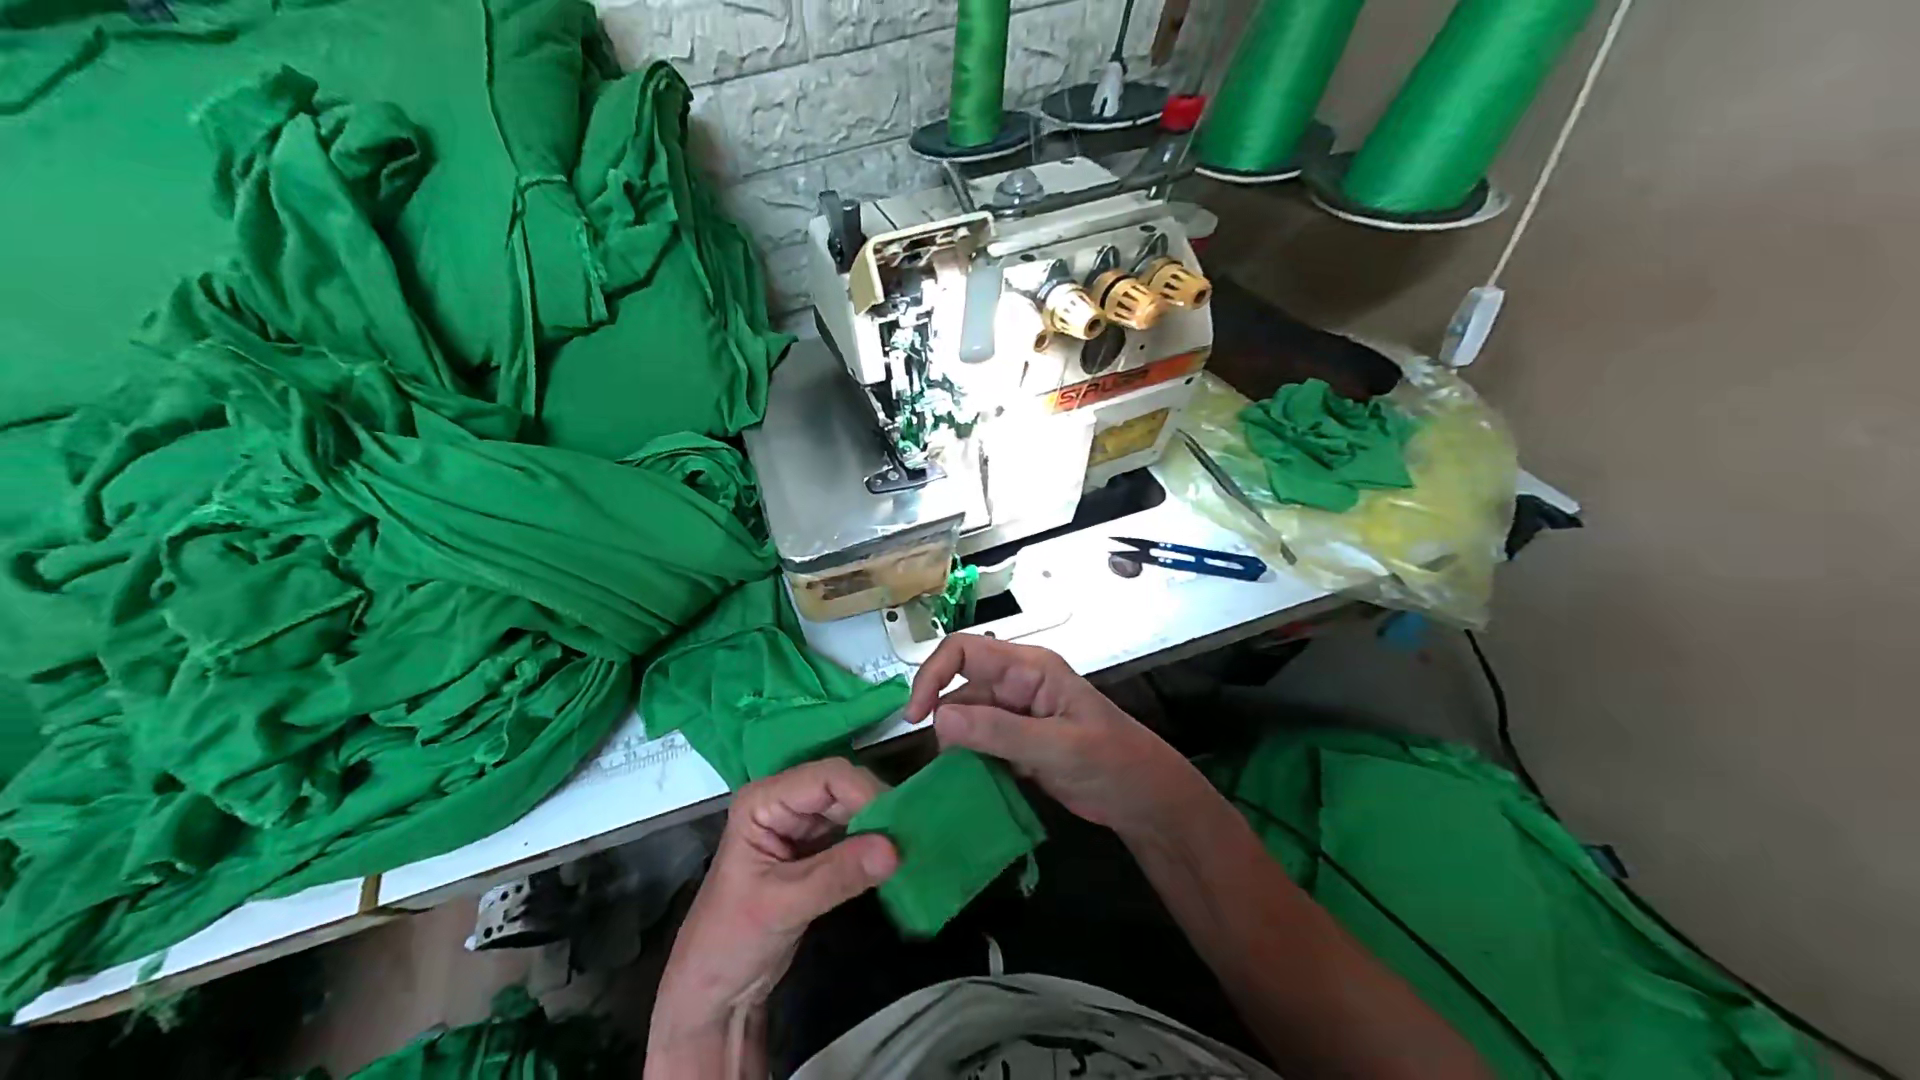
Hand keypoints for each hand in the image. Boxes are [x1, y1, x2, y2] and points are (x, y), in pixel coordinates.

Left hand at [649, 759, 896, 1066]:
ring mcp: (801, 824)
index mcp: (764, 800)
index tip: (897, 824)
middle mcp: (785, 802)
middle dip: (877, 808)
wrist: (714, 991)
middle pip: (843, 787)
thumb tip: (895, 849)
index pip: (826, 777)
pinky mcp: (817, 848)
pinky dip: (874, 843)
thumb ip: (837, 875)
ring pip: (853, 808)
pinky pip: (854, 832)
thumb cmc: (730, 942)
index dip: (864, 792)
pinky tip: (894, 857)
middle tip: (911, 836)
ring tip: (910, 846)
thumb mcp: (783, 906)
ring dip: (880, 825)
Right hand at [906, 634, 1212, 840]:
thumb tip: (939, 718)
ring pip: (966, 719)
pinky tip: (972, 782)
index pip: (965, 651)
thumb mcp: (1058, 746)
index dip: (933, 675)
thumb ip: (999, 731)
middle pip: (960, 688)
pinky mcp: (1017, 743)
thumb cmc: (1114, 762)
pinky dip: (970, 760)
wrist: (1146, 801)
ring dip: (957, 745)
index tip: (916, 716)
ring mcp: (1017, 715)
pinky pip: (979, 743)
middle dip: (946, 720)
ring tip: (960, 777)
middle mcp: (1017, 685)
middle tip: (949, 763)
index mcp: (1029, 669)